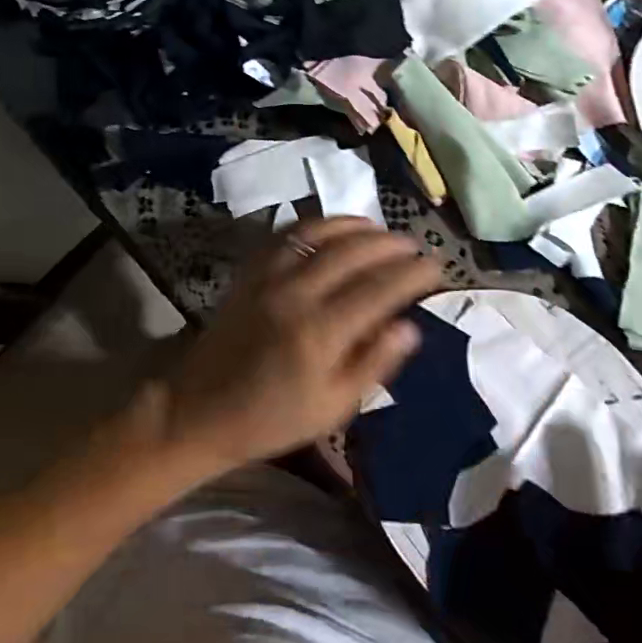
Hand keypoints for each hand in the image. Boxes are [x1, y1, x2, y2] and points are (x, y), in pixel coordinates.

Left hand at [148, 216, 441, 473]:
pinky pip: (280, 238)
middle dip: (387, 243)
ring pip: (312, 234)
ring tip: (377, 228)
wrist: (203, 406)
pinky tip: (327, 228)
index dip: (412, 272)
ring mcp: (265, 279)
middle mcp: (293, 294)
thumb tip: (410, 326)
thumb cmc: (274, 417)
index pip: (379, 288)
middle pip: (348, 252)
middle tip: (414, 244)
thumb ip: (373, 362)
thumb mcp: (334, 405)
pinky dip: (309, 226)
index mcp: (320, 332)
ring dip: (349, 225)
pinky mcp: (246, 275)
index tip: (438, 265)